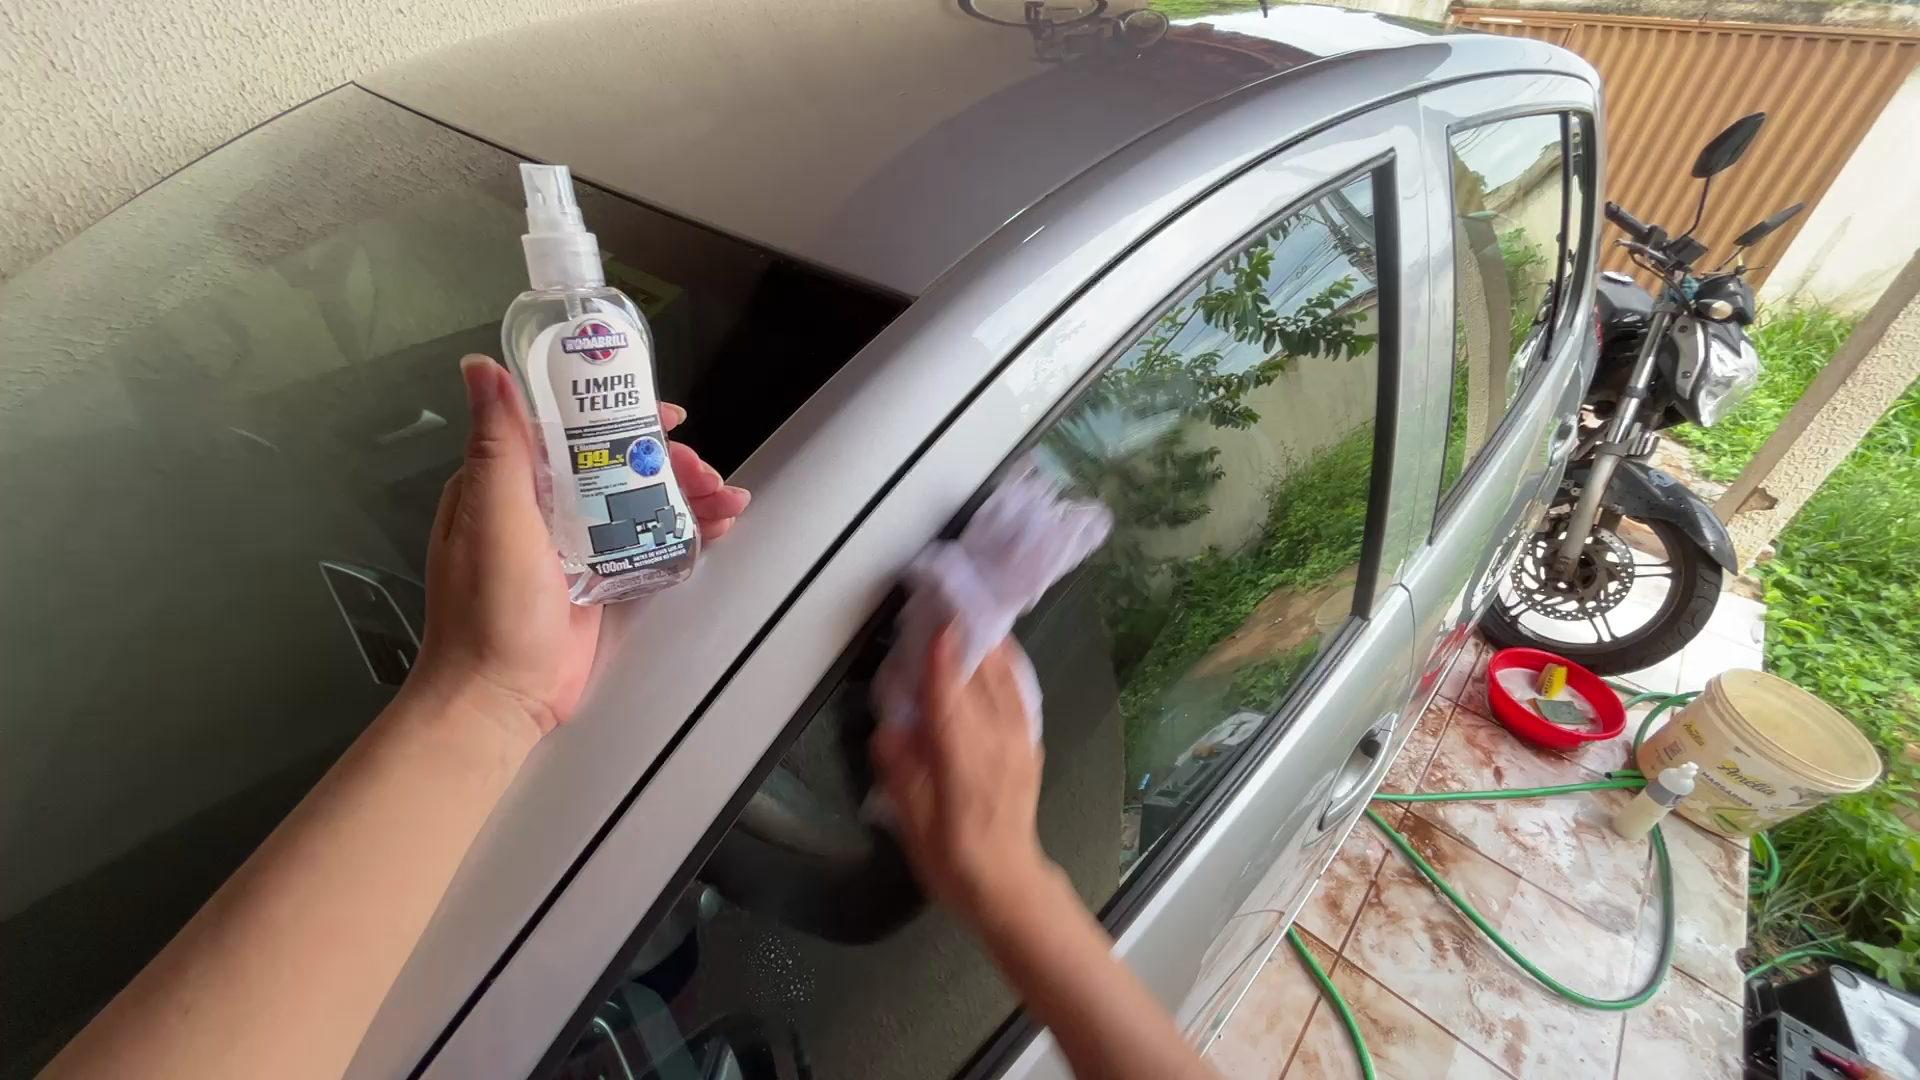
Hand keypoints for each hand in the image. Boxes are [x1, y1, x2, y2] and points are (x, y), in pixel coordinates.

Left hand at [412, 355, 748, 740]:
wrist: (502, 696)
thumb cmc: (491, 607)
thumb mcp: (494, 519)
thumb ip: (498, 446)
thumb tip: (481, 366)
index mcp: (513, 483)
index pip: (573, 430)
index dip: (622, 415)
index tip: (669, 416)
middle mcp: (546, 506)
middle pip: (619, 466)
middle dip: (670, 464)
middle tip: (707, 473)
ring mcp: (577, 543)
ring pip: (642, 501)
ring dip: (689, 496)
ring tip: (730, 502)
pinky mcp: (603, 576)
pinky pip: (649, 540)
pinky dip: (686, 530)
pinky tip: (719, 528)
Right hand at [871, 626, 1052, 930]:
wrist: (1009, 884)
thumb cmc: (953, 861)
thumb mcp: (912, 828)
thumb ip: (899, 774)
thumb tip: (888, 727)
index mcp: (963, 769)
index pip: (952, 703)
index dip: (945, 661)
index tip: (937, 623)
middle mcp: (997, 746)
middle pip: (982, 680)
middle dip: (964, 639)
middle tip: (942, 604)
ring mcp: (1020, 742)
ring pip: (1005, 679)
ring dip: (987, 644)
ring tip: (967, 614)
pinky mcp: (1031, 742)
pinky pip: (1020, 690)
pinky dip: (1008, 663)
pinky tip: (996, 648)